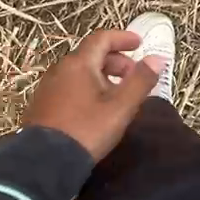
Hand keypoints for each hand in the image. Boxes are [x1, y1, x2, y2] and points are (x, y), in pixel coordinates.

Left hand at [21, 29, 165, 159]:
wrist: (44, 162)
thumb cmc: (86, 130)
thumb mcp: (121, 107)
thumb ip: (141, 81)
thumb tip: (157, 59)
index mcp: (79, 64)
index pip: (102, 38)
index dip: (122, 38)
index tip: (139, 43)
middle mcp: (60, 69)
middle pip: (91, 54)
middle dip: (116, 60)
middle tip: (133, 75)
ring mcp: (48, 87)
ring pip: (80, 71)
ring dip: (103, 75)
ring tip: (118, 93)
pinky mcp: (43, 104)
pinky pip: (70, 85)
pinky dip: (88, 86)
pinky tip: (96, 107)